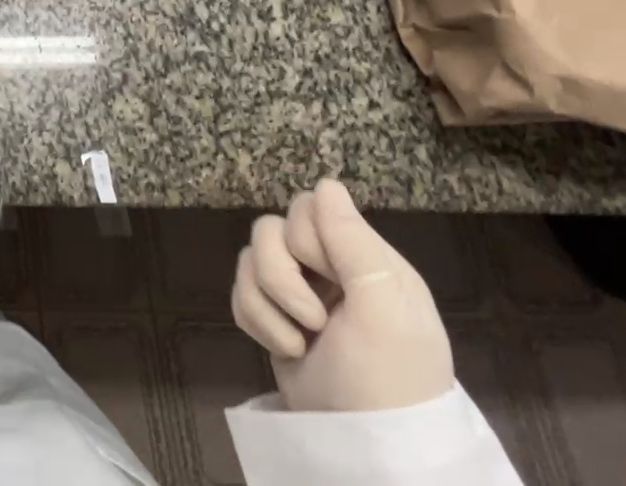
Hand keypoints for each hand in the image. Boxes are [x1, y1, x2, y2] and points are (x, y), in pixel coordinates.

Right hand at [231, 179, 454, 412]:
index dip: (306, 239)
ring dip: (267, 305)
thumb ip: (354, 241)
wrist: (364, 444)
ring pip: (248, 261)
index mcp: (365, 259)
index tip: (329, 276)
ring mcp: (297, 293)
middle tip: (315, 317)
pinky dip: (255, 321)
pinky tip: (285, 347)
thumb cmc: (387, 375)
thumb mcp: (383, 307)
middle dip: (280, 277)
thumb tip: (326, 182)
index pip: (308, 209)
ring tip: (299, 341)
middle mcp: (329, 269)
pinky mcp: (271, 316)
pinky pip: (238, 293)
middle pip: (269, 230)